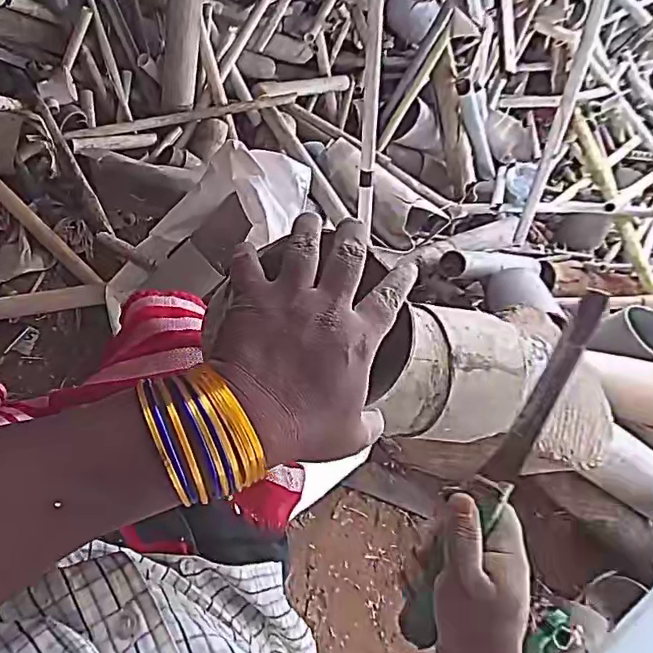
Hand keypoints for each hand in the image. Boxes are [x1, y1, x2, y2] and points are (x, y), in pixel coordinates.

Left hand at [206, 212, 414, 465]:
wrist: (252, 416)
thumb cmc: (299, 426)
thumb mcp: (350, 433)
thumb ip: (368, 422)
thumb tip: (374, 422)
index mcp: (358, 338)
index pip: (391, 297)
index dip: (404, 276)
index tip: (408, 264)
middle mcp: (328, 309)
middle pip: (349, 257)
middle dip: (354, 235)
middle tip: (353, 226)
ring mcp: (288, 299)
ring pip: (302, 248)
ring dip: (306, 230)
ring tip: (307, 219)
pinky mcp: (252, 298)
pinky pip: (246, 264)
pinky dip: (244, 252)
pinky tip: (244, 245)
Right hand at [432, 492, 531, 652]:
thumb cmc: (474, 624)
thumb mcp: (464, 575)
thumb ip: (462, 535)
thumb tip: (462, 497)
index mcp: (507, 554)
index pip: (496, 510)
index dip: (468, 506)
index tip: (443, 518)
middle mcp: (496, 560)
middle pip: (462, 526)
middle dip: (436, 537)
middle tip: (427, 556)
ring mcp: (479, 573)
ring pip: (444, 545)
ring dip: (425, 557)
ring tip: (422, 578)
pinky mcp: (462, 586)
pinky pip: (437, 565)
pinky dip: (423, 573)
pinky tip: (419, 588)